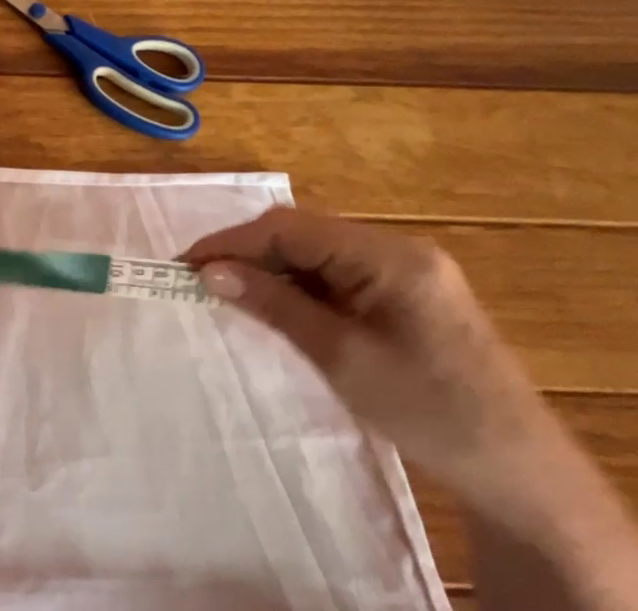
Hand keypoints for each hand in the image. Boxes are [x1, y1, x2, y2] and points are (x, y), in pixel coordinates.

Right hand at [183, 207, 554, 500]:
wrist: (515, 469)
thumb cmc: (426, 408)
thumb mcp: (339, 355)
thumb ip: (273, 305)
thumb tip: (209, 271)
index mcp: (390, 258)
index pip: (289, 228)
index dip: (229, 242)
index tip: (181, 267)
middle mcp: (399, 252)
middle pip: (301, 233)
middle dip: (245, 252)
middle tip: (197, 281)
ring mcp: (406, 273)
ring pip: (313, 253)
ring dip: (267, 269)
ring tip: (225, 294)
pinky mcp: (404, 296)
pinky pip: (334, 274)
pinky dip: (295, 285)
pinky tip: (272, 307)